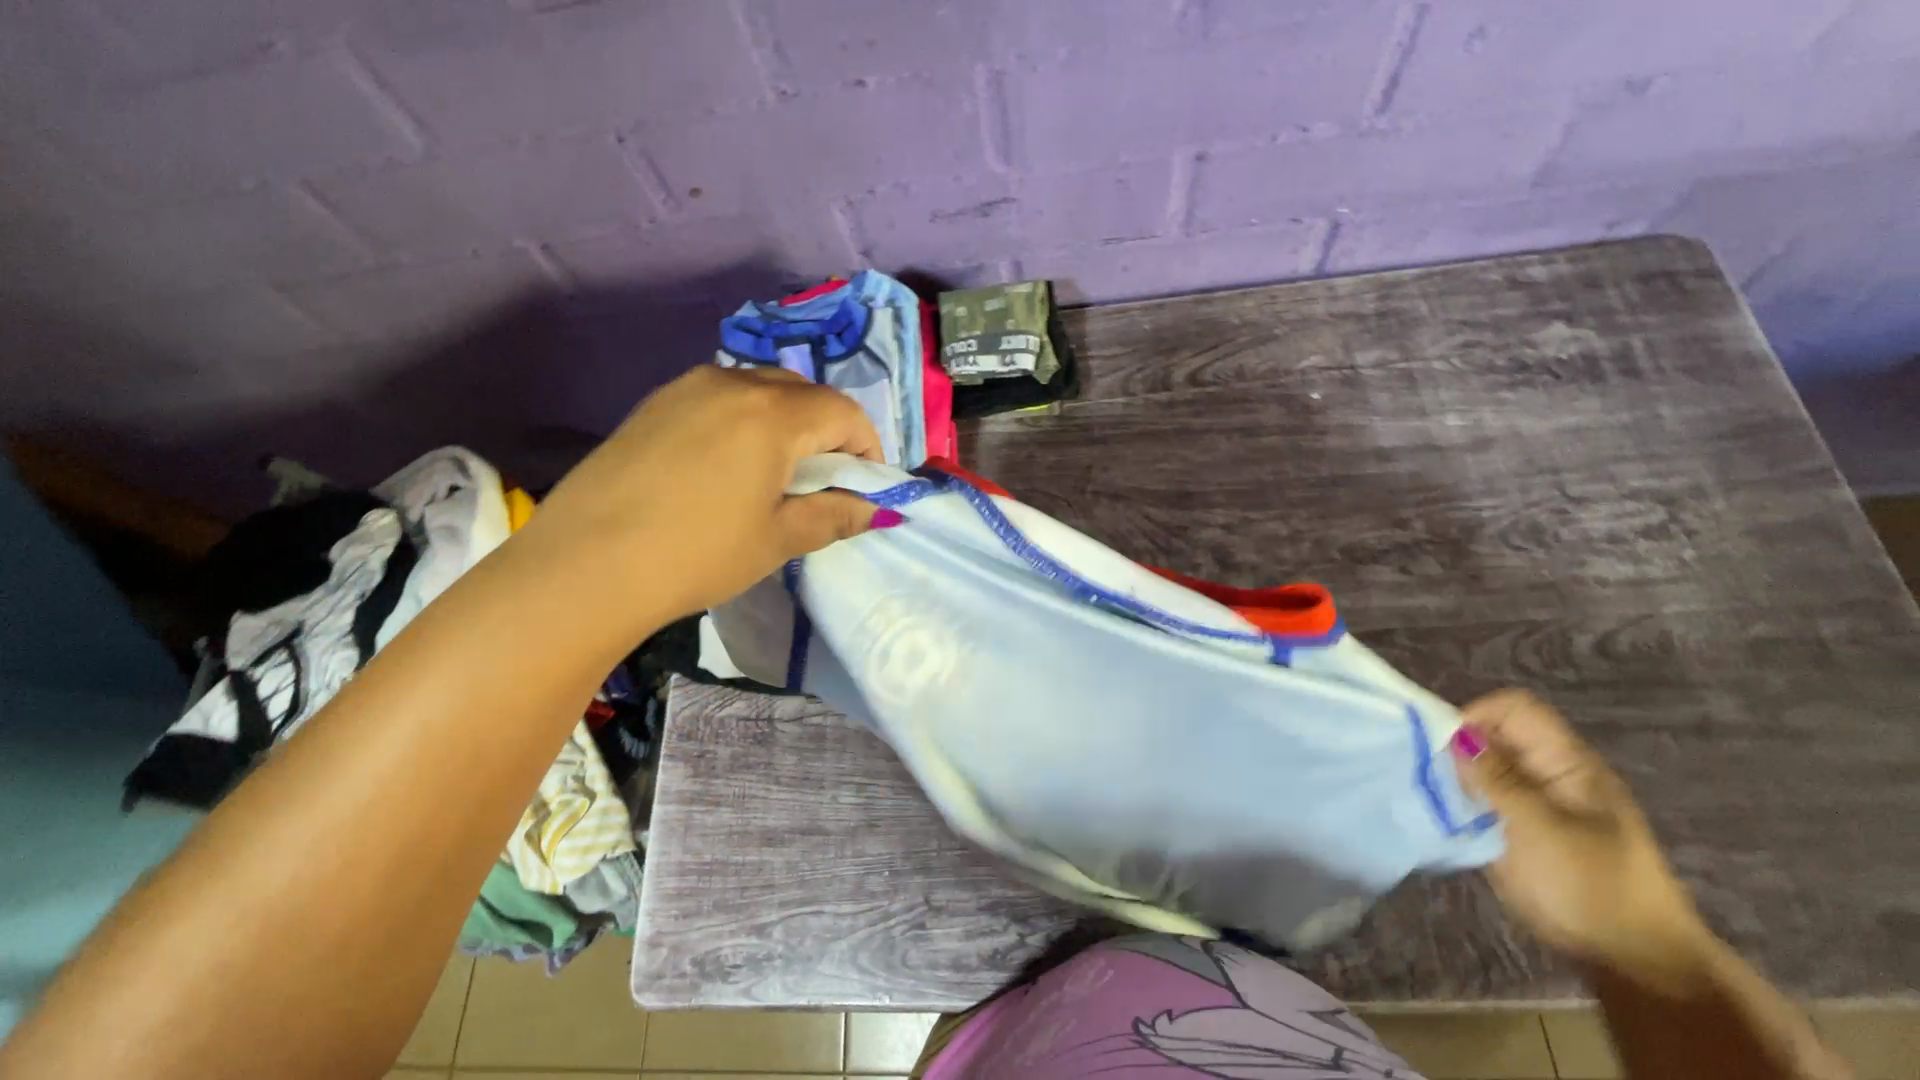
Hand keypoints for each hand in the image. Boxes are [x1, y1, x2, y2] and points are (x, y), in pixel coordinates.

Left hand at [517, 365, 889, 623]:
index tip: (865, 486)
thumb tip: (874, 509)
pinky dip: (742, 421)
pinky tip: (725, 467)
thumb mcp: (776, 540)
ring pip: (757, 389)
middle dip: (827, 430)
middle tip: (824, 481)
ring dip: (784, 422)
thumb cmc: (696, 554)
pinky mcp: (653, 403)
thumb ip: (833, 516)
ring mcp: (686, 388)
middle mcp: (732, 383)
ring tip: (775, 473)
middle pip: (802, 392)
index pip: (842, 411)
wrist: (584, 565)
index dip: (866, 446)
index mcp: (772, 413)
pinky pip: (717, 398)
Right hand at [1455, 690, 1711, 980]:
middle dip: (1458, 749)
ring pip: (1488, 771)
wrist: (1635, 959)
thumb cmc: (1589, 886)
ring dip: (1458, 780)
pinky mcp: (1527, 833)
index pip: (1514, 709)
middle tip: (1430, 779)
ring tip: (1433, 801)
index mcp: (1567, 762)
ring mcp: (1540, 805)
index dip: (1475, 716)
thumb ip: (1495, 779)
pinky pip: (1487, 802)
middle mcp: (1553, 774)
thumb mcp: (1538, 828)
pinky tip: (1447, 822)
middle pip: (1497, 736)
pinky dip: (1464, 805)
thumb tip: (1455, 736)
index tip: (1441, 748)